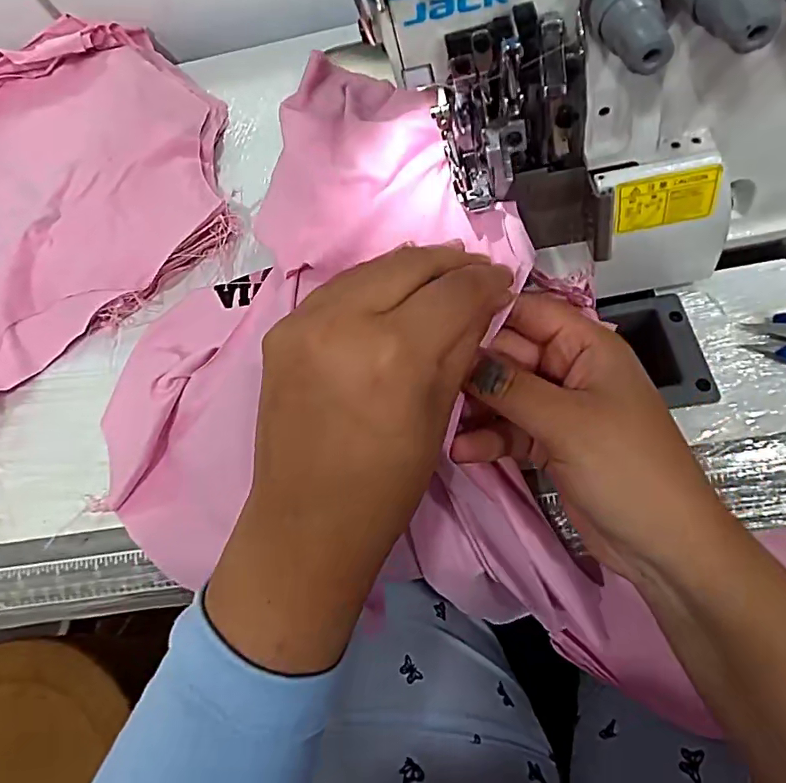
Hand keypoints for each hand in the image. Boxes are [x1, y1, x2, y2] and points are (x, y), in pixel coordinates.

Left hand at [207, 244, 514, 672]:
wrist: (305, 523)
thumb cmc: (387, 486)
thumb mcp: (440, 414)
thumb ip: (464, 344)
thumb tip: (486, 301)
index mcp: (395, 354)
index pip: (454, 292)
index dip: (487, 281)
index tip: (504, 280)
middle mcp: (345, 322)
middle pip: (410, 265)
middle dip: (452, 262)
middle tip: (478, 269)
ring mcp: (304, 321)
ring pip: (372, 267)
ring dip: (413, 265)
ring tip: (441, 271)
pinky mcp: (281, 328)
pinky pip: (339, 287)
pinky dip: (374, 281)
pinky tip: (395, 288)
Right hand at [452, 293, 735, 585]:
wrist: (665, 546)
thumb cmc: (628, 468)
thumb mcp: (566, 422)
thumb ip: (511, 387)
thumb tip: (463, 357)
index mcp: (587, 345)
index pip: (529, 312)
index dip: (487, 313)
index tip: (441, 324)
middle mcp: (571, 368)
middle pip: (511, 354)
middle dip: (474, 369)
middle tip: (432, 381)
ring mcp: (560, 407)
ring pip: (506, 393)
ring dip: (477, 409)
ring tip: (442, 421)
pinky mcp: (551, 442)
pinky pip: (511, 429)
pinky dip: (490, 438)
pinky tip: (463, 451)